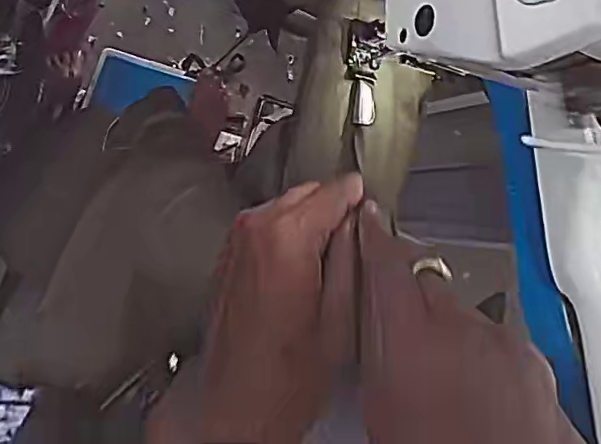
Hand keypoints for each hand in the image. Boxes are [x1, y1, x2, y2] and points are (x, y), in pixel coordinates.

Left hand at [179, 173, 363, 443]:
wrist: (232, 409)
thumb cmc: (283, 379)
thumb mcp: (339, 318)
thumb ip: (352, 257)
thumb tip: (360, 222)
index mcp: (288, 235)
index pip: (334, 191)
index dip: (358, 198)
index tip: (370, 205)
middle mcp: (257, 225)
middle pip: (309, 192)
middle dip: (333, 208)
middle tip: (354, 238)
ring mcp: (238, 236)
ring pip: (288, 203)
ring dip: (310, 219)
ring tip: (328, 258)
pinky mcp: (229, 251)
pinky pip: (268, 222)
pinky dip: (287, 231)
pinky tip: (300, 267)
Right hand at [357, 202, 578, 443]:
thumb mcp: (384, 411)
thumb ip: (377, 350)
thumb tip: (372, 321)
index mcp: (412, 338)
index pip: (386, 262)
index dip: (373, 236)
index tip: (368, 219)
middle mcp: (461, 326)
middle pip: (427, 286)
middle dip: (415, 303)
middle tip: (409, 347)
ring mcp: (504, 341)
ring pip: (465, 316)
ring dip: (455, 337)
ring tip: (452, 389)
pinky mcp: (535, 361)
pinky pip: (500, 342)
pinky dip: (489, 358)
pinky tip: (486, 399)